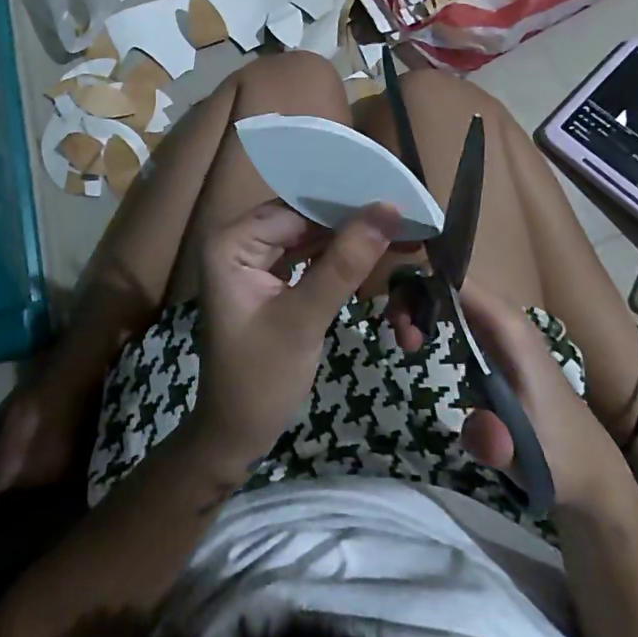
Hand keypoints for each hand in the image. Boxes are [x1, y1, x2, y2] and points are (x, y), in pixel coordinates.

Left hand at [190, 201, 397, 465]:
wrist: (235, 435)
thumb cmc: (260, 379)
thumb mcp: (304, 319)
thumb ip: (345, 263)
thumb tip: (388, 210)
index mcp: (231, 242)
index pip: (297, 208)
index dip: (347, 204)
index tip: (397, 200)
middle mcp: (238, 240)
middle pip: (304, 218)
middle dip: (352, 221)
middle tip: (406, 217)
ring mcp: (252, 259)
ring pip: (309, 235)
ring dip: (349, 239)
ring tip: (400, 231)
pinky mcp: (268, 278)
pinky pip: (308, 256)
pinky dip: (338, 258)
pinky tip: (373, 254)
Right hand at [391, 284, 623, 505]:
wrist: (590, 473)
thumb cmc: (559, 456)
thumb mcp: (526, 452)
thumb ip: (496, 440)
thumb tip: (474, 428)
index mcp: (512, 330)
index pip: (460, 283)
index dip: (423, 288)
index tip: (400, 324)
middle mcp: (507, 321)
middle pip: (450, 284)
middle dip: (416, 299)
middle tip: (403, 340)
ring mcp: (501, 332)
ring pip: (451, 296)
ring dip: (421, 307)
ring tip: (408, 344)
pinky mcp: (496, 346)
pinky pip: (456, 313)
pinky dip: (431, 318)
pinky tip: (419, 344)